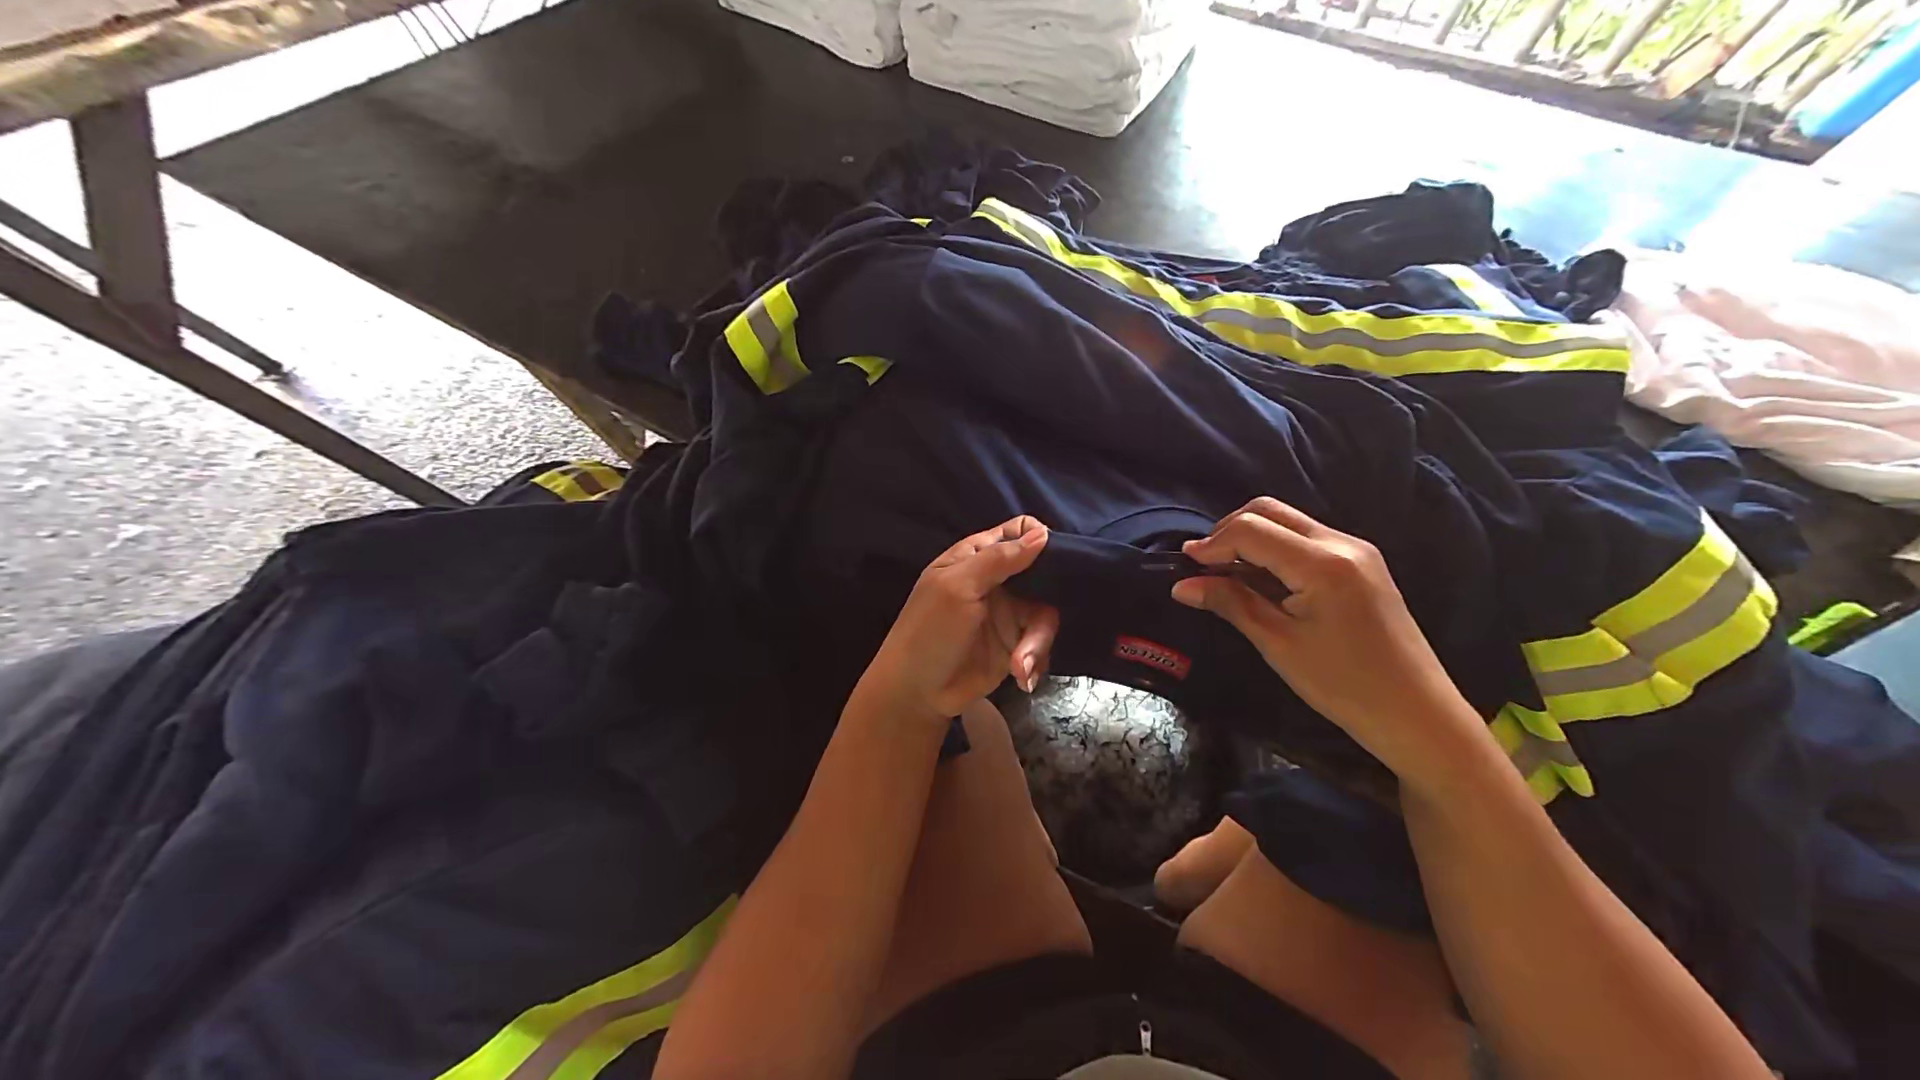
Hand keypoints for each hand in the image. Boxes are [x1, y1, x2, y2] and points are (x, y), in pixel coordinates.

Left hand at [858, 517, 1060, 723]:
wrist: (916, 693)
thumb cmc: (929, 631)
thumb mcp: (959, 587)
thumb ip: (999, 559)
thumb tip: (1042, 533)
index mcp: (976, 558)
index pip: (1017, 533)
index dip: (1038, 538)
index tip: (1055, 557)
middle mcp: (996, 582)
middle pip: (1043, 576)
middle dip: (1050, 599)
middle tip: (1042, 617)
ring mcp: (1007, 616)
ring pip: (1045, 616)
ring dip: (1037, 642)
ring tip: (1021, 665)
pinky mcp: (1014, 647)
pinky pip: (1041, 645)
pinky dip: (1035, 661)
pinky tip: (1022, 677)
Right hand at [1169, 498, 1486, 782]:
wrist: (1416, 713)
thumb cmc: (1343, 685)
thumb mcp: (1278, 644)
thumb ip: (1231, 603)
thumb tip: (1182, 585)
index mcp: (1322, 563)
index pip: (1251, 530)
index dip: (1212, 544)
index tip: (1185, 566)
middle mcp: (1342, 543)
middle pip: (1269, 511)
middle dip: (1229, 531)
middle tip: (1203, 565)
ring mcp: (1356, 550)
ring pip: (1288, 521)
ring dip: (1251, 538)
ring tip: (1227, 574)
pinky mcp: (1361, 563)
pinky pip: (1306, 539)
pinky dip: (1274, 548)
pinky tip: (1261, 580)